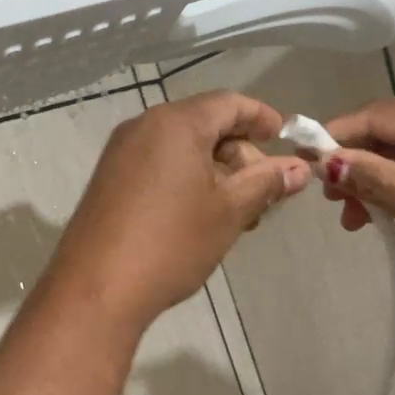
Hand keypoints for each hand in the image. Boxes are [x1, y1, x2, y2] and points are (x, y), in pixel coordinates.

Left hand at [45, 90, 311, 329]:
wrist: (96, 290)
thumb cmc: (171, 244)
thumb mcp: (228, 213)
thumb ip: (266, 184)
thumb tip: (299, 169)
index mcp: (176, 123)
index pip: (229, 103)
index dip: (262, 117)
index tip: (285, 139)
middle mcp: (144, 127)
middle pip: (205, 125)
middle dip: (241, 155)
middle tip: (264, 195)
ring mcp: (121, 154)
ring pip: (182, 150)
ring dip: (216, 174)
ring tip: (237, 215)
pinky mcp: (109, 182)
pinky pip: (159, 167)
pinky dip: (187, 183)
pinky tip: (201, 219)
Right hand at [321, 97, 394, 321]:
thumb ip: (371, 177)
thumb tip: (325, 162)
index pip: (374, 115)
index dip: (334, 136)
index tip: (301, 161)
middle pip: (381, 130)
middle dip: (351, 163)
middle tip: (330, 201)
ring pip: (393, 150)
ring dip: (367, 179)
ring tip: (352, 216)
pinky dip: (388, 185)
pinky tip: (374, 213)